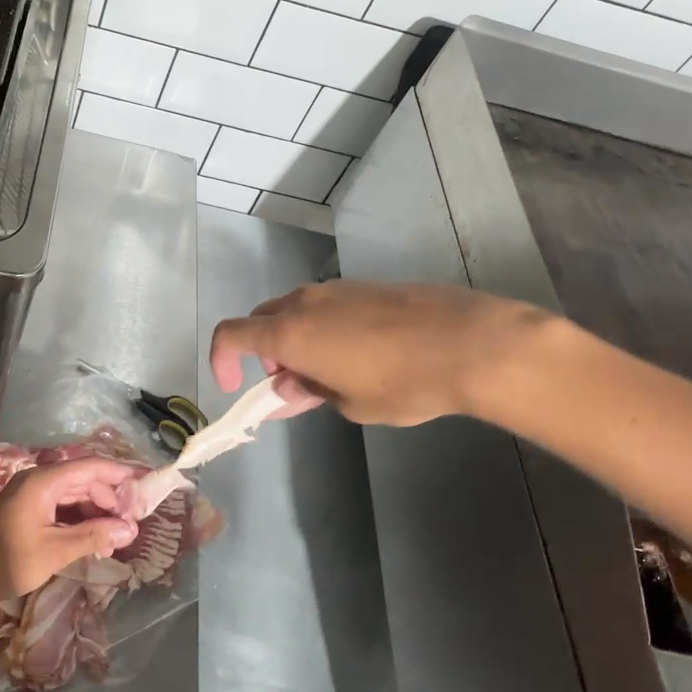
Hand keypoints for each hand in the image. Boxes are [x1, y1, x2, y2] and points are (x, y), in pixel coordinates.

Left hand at [0, 458, 138, 628]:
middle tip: (133, 525)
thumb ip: (93, 536)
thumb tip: (130, 529)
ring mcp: (31, 496)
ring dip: (97, 513)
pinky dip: (80, 521)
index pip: (91, 466)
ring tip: (117, 539)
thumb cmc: (6, 562)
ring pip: (74, 496)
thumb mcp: (54, 551)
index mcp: (43, 480)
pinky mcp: (27, 513)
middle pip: (84, 480)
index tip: (146, 489)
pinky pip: (61, 508)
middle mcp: (38, 481)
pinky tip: (94, 541)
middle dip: (111, 500)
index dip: (121, 475)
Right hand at [209, 279, 558, 426]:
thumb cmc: (402, 383)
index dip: (221, 360)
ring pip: (296, 311)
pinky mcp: (367, 286)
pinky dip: (325, 328)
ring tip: (330, 374)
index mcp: (290, 332)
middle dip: (264, 352)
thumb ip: (309, 393)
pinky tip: (362, 355)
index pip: (231, 334)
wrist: (470, 342)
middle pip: (262, 319)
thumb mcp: (350, 404)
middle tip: (290, 383)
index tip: (235, 386)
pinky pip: (327, 306)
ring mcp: (337, 290)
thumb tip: (287, 387)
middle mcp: (305, 303)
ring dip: (296, 339)